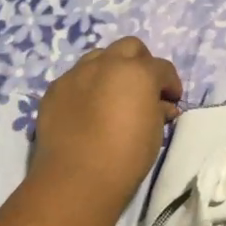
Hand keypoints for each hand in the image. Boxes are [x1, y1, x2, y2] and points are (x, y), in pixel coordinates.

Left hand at [31, 37, 181, 211]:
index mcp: (137, 72)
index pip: (162, 67)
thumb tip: (161, 106)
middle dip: (141, 64)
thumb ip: (158, 111)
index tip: (171, 102)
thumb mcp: (154, 133)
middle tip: (143, 89)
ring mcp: (75, 74)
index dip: (170, 84)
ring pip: (97, 58)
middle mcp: (105, 64)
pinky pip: (74, 80)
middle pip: (129, 48)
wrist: (77, 178)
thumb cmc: (125, 157)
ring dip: (110, 70)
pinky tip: (86, 110)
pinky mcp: (54, 90)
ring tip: (112, 95)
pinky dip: (85, 88)